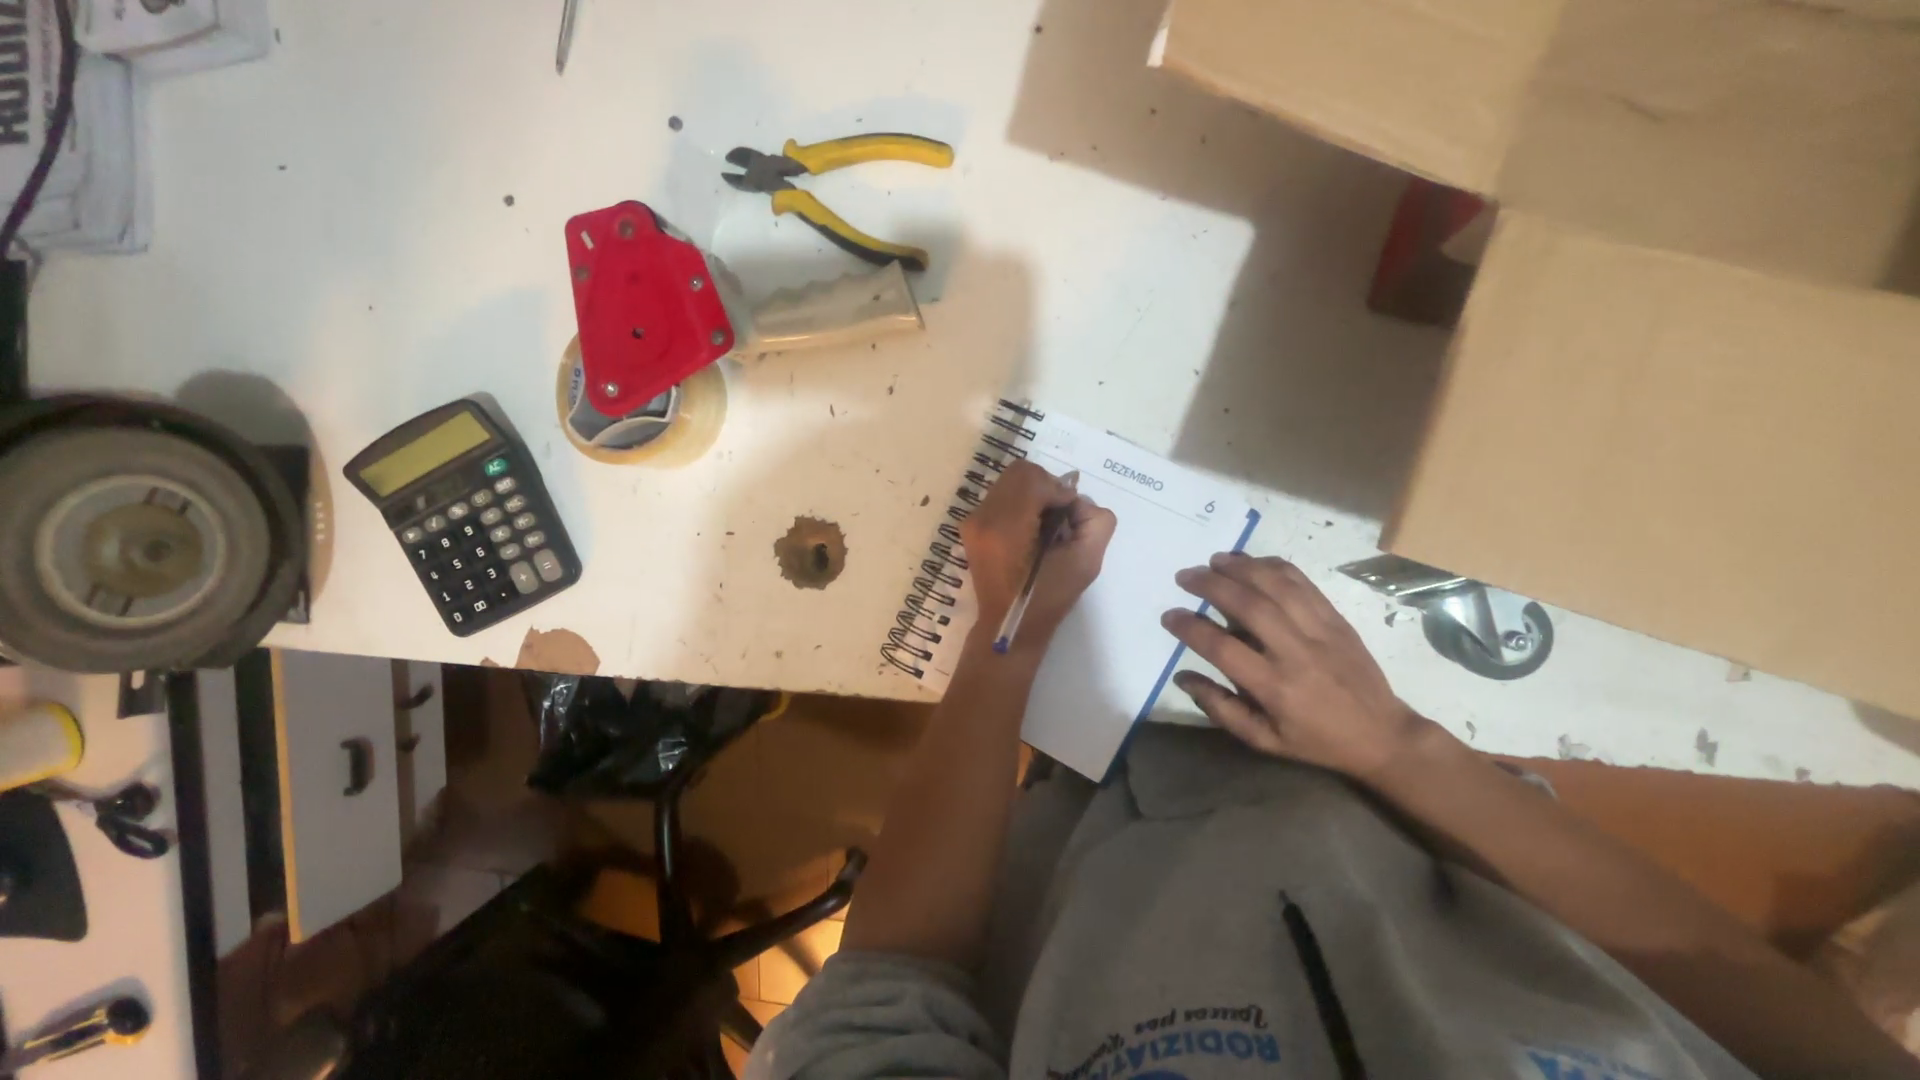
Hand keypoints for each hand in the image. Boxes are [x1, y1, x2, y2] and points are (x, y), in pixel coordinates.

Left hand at [959, 460, 1115, 651]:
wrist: (1009, 626)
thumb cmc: (1049, 599)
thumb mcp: (1087, 563)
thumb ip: (1095, 522)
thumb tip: (1077, 503)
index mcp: (1005, 528)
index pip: (1033, 479)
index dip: (1058, 491)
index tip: (1069, 517)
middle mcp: (982, 518)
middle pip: (1020, 474)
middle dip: (1046, 489)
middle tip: (1060, 519)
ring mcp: (973, 522)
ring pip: (1010, 483)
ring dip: (1033, 495)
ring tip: (1045, 527)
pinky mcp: (972, 527)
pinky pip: (1001, 497)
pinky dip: (1020, 504)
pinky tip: (1029, 533)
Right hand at [1160, 553, 1432, 780]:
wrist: (1381, 734)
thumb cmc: (1314, 740)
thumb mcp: (1262, 739)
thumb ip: (1219, 707)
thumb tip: (1183, 676)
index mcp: (1274, 687)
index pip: (1223, 647)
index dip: (1190, 628)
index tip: (1169, 615)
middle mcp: (1296, 652)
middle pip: (1248, 606)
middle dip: (1211, 584)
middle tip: (1186, 576)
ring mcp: (1320, 630)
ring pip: (1277, 586)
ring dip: (1241, 567)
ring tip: (1214, 560)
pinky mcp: (1336, 618)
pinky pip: (1303, 583)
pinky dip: (1274, 566)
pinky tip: (1252, 563)